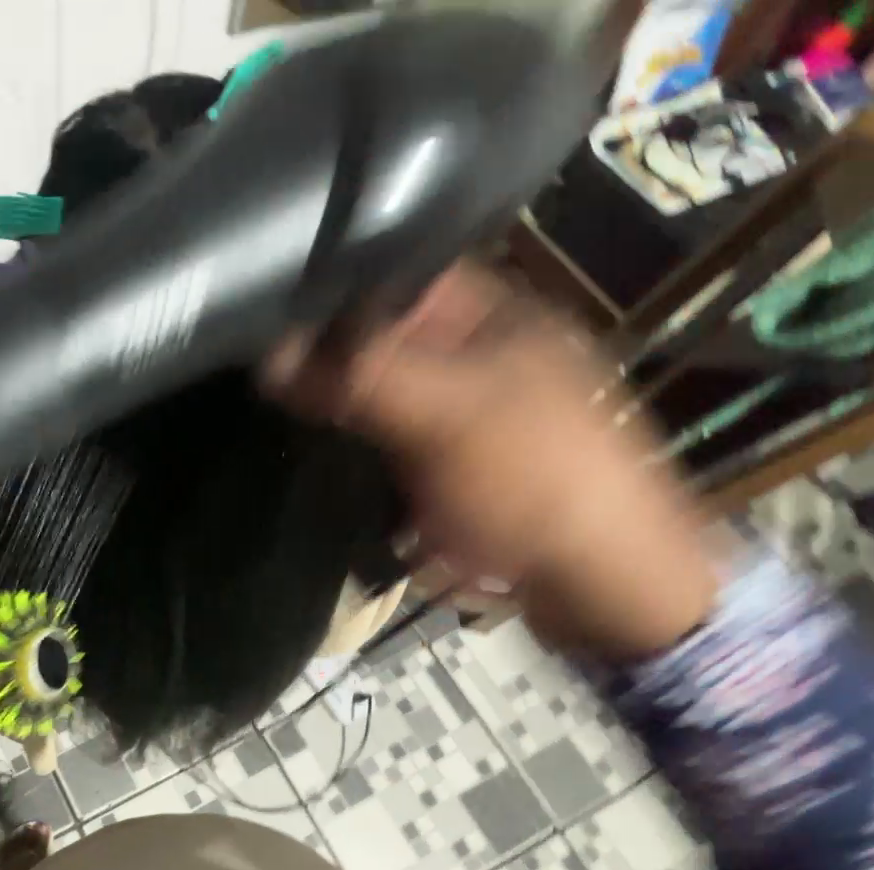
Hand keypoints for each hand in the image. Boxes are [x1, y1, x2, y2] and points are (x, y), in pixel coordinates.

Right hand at [261, 264, 719, 656]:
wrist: (602, 585)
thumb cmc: (536, 480)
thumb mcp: (448, 415)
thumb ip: (360, 376)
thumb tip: (270, 354)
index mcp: (504, 321)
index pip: (409, 281)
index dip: (346, 291)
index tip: (281, 316)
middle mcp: (488, 357)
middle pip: (393, 337)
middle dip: (337, 354)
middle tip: (275, 369)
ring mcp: (475, 414)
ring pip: (391, 390)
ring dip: (348, 403)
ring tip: (292, 408)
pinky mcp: (461, 465)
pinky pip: (398, 439)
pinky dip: (366, 444)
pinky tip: (336, 452)